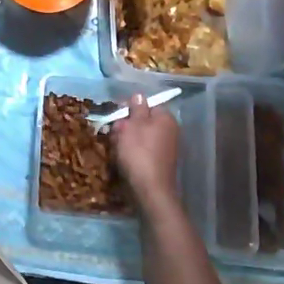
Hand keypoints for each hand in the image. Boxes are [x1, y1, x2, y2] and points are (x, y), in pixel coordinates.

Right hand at [109, 94, 179, 213]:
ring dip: (126, 139)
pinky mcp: (158, 161)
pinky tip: (122, 158)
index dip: (130, 108)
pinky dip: (131, 152)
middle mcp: (169, 130)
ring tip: (116, 148)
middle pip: (143, 120)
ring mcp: (165, 147)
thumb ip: (136, 108)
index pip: (147, 104)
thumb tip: (139, 95)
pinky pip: (142, 150)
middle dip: (126, 125)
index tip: (116, 114)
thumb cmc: (139, 152)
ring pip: (140, 136)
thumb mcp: (133, 125)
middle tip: (114, 133)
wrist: (150, 188)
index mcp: (165, 118)